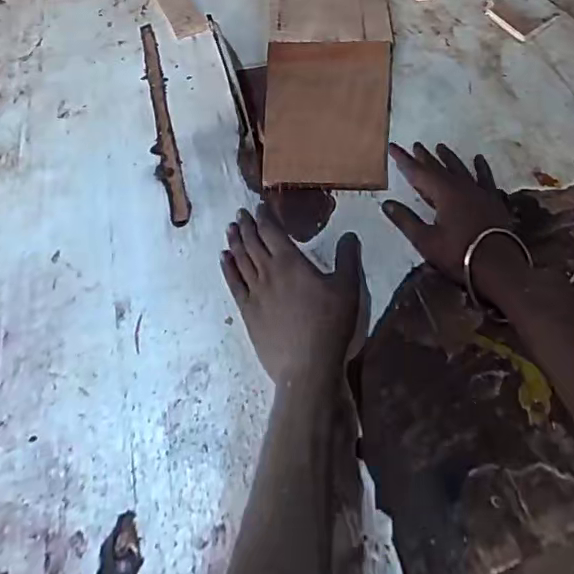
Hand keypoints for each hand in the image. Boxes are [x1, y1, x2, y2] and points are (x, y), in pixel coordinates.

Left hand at [221, 205, 362, 392]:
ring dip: (235, 242)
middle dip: (246, 225)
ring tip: (230, 229)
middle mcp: (268, 272)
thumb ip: (348, 258)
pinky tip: (224, 259)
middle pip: (253, 242)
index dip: (264, 216)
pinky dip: (228, 268)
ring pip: (240, 260)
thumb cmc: (331, 325)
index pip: (272, 231)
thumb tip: (350, 235)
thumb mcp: (349, 288)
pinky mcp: (248, 313)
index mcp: (291, 262)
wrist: (308, 367)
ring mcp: (255, 293)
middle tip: (240, 213)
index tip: (259, 206)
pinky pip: (234, 284)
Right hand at [381, 143, 524, 291]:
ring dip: (449, 158)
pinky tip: (479, 160)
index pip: (417, 172)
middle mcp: (460, 187)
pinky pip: (486, 179)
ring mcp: (479, 193)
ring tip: (441, 147)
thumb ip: (405, 220)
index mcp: (443, 193)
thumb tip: (387, 203)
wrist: (500, 268)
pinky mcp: (494, 201)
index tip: (394, 147)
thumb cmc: (458, 254)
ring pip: (460, 169)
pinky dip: (481, 168)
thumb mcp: (426, 241)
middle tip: (416, 145)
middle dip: (425, 157)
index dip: (404, 160)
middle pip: (439, 168)